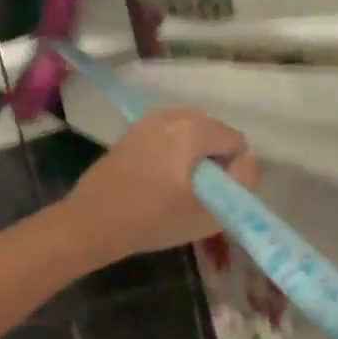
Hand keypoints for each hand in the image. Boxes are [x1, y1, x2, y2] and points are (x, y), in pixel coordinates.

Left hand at [62, 109, 258, 261]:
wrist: (90, 222)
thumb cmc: (152, 219)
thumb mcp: (211, 211)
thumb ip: (243, 183)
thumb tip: (247, 163)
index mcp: (191, 128)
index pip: (235, 141)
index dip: (232, 170)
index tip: (213, 194)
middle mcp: (168, 116)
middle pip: (211, 131)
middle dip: (212, 158)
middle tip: (197, 191)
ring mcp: (144, 123)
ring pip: (187, 133)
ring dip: (191, 155)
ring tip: (177, 188)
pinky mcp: (128, 135)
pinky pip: (164, 137)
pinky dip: (170, 153)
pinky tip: (157, 181)